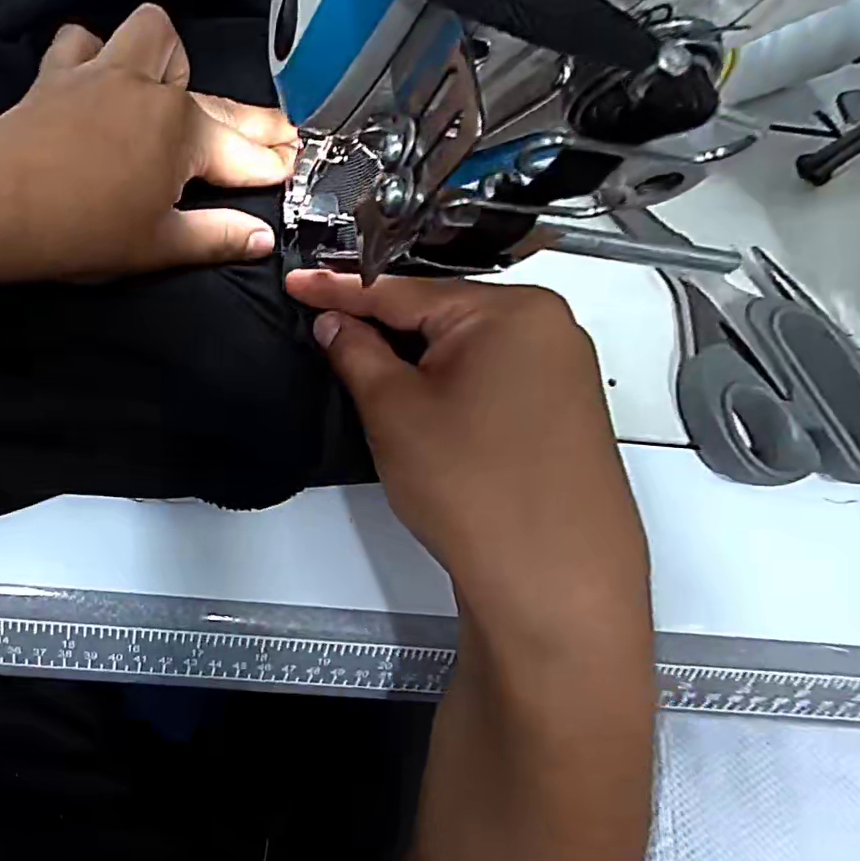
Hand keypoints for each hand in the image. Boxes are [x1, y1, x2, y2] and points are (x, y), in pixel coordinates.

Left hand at [0, 3, 297, 299]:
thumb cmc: (79, 233)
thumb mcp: (156, 247)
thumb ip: (216, 238)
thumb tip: (263, 239)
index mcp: (181, 134)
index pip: (242, 152)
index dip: (271, 164)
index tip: (292, 167)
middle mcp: (149, 91)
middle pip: (214, 99)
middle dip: (250, 121)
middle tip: (278, 135)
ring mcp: (101, 74)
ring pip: (152, 36)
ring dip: (170, 65)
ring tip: (169, 104)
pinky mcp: (58, 75)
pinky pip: (85, 42)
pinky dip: (97, 57)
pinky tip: (98, 84)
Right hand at [285, 271, 648, 626]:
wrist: (549, 578)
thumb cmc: (472, 487)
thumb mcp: (394, 411)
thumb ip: (356, 353)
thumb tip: (333, 323)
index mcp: (511, 311)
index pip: (403, 291)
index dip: (339, 289)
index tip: (298, 282)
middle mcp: (549, 328)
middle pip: (440, 314)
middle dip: (380, 325)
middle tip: (326, 332)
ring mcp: (562, 370)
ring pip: (464, 348)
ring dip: (412, 358)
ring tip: (365, 371)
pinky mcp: (561, 410)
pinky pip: (489, 376)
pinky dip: (446, 381)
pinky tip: (418, 403)